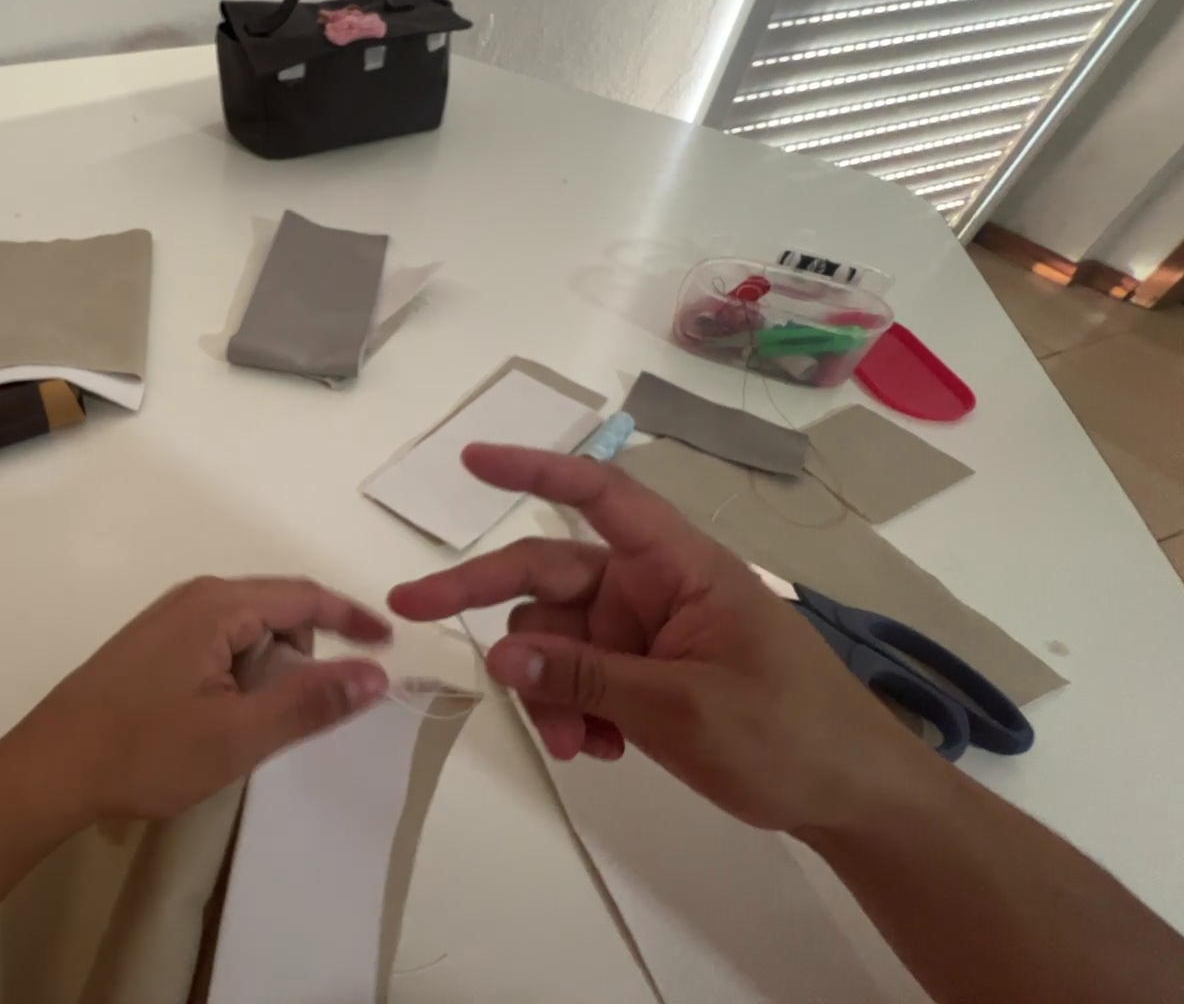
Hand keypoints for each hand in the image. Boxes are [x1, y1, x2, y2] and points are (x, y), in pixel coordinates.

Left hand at [8, 576, 391, 822]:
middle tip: (297, 711)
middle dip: (303, 652)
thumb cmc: (146, 750)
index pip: (304, 596)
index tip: (388, 646)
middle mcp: (193, 596)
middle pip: (275, 608)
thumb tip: (375, 673)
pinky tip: (220, 712)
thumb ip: (311, 700)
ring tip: (250, 722)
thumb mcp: (239, 734)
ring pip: (246, 628)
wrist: (49, 769)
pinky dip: (240, 670)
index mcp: (217, 605)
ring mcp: (168, 617)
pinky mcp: (153, 641)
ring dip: (268, 667)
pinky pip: (218, 641)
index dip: (352, 618)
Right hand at [388, 445, 943, 834]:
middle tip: (412, 607)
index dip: (535, 469)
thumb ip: (586, 679)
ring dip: (543, 689)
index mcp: (674, 565)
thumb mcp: (682, 708)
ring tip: (570, 743)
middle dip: (478, 593)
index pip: (600, 495)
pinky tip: (593, 749)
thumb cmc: (791, 735)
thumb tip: (499, 658)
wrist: (854, 803)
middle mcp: (644, 586)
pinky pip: (569, 675)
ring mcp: (634, 630)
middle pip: (544, 574)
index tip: (472, 461)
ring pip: (549, 638)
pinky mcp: (631, 670)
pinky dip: (566, 709)